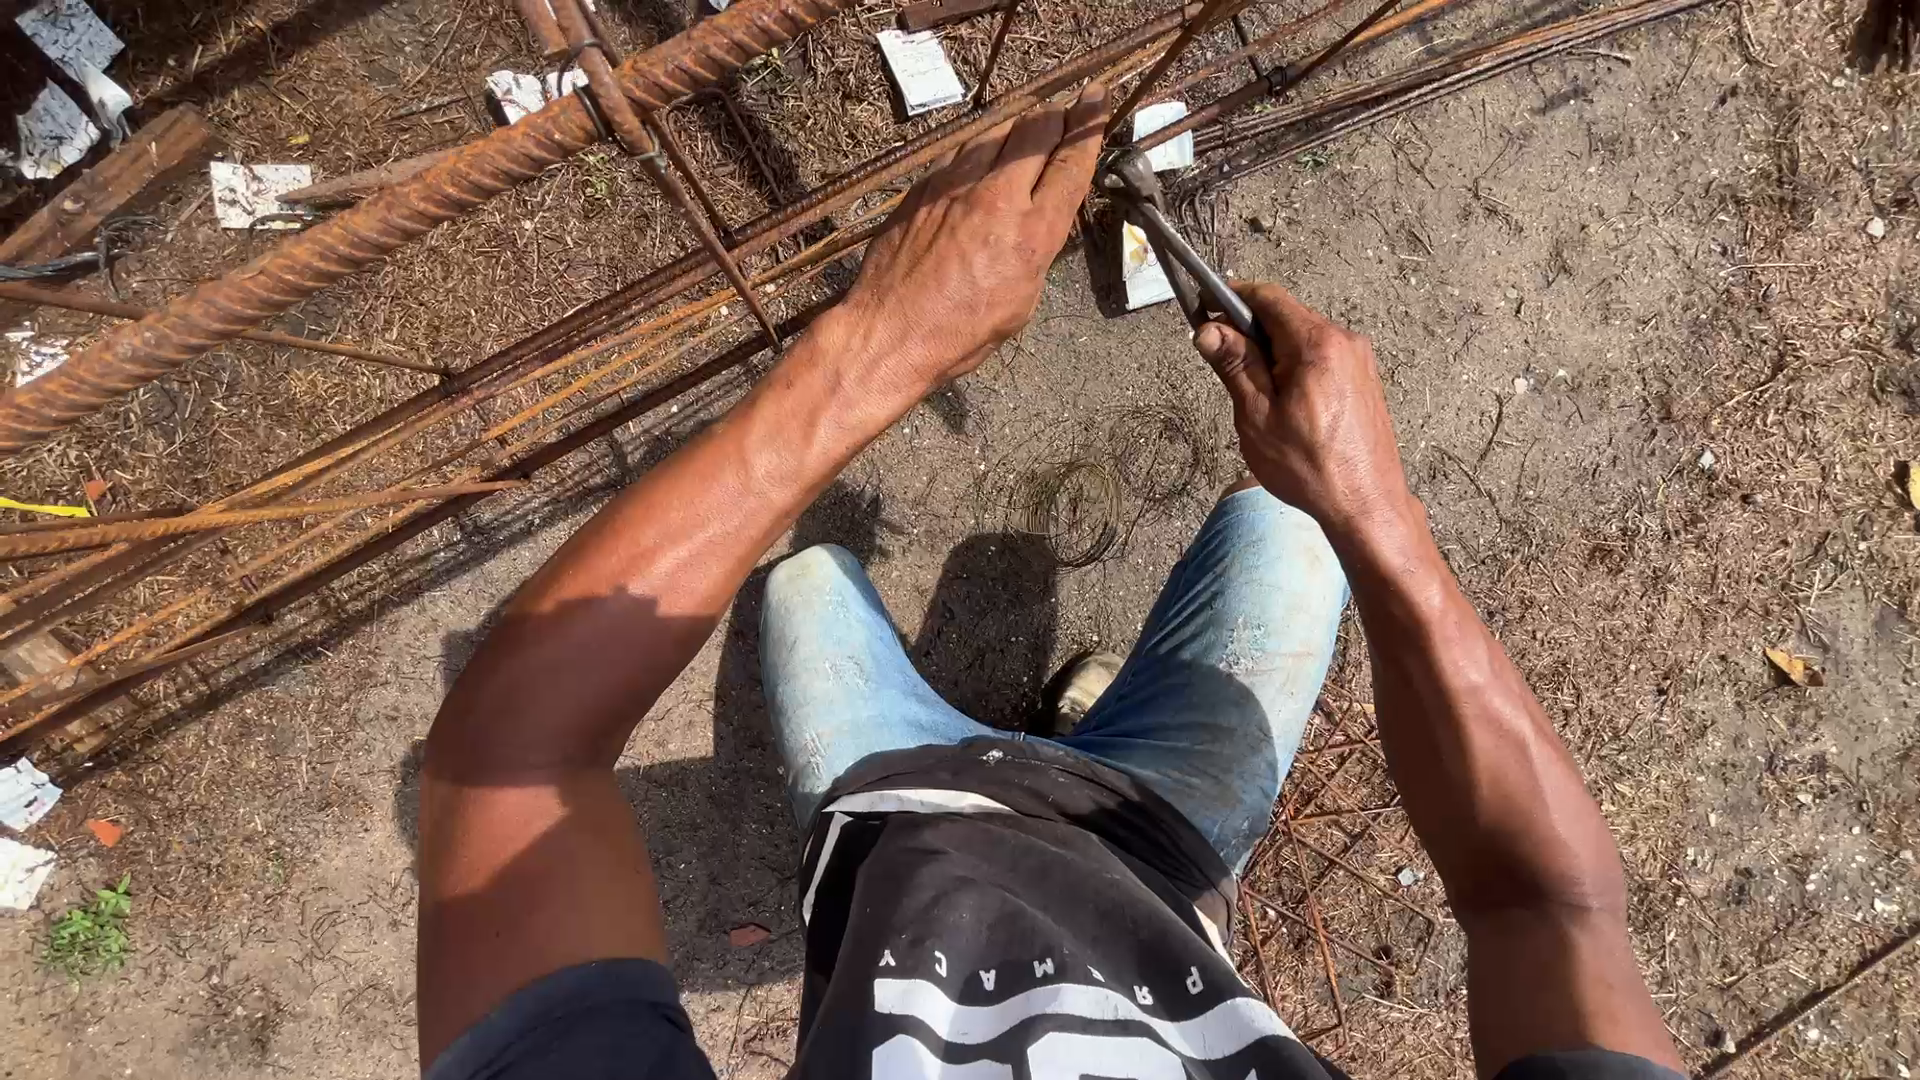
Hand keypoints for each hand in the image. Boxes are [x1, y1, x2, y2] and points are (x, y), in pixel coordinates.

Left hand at [838, 83, 1108, 390]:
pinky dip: (979, 148)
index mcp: (1031, 235)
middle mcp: (996, 199)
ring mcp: (955, 186)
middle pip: (1036, 130)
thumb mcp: (1020, 303)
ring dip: (1017, 126)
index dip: (1090, 127)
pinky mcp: (923, 187)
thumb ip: (1037, 250)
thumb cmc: (960, 334)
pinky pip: (960, 150)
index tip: (1097, 102)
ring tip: (1025, 132)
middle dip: (1056, 117)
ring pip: (996, 129)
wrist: (891, 333)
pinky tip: (981, 159)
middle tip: (1063, 116)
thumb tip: (1042, 218)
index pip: (1071, 163)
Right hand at [1193, 282, 1415, 536]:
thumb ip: (1235, 366)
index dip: (1230, 298)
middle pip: (1285, 317)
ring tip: (1253, 397)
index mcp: (1316, 345)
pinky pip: (1319, 357)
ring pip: (1301, 339)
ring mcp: (1358, 359)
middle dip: (1248, 333)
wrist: (1364, 502)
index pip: (1268, 298)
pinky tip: (1281, 404)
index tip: (1203, 309)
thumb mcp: (1257, 416)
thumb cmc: (1309, 466)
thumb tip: (1208, 330)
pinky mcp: (1362, 378)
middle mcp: (1344, 341)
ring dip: (1270, 354)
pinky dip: (1292, 367)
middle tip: (1222, 366)